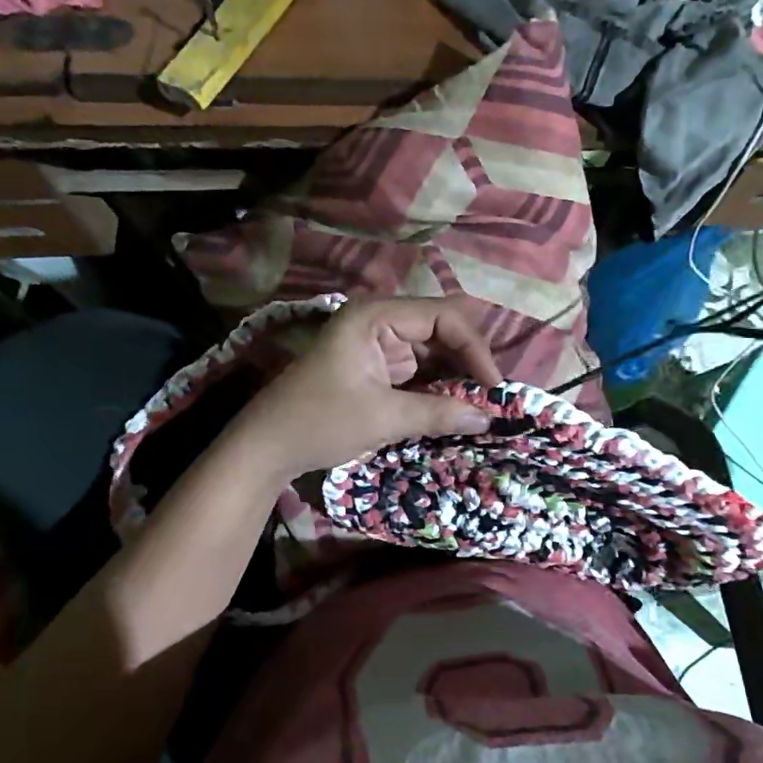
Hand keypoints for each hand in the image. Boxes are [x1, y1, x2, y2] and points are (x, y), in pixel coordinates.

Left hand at [231, 296, 501, 475]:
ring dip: (456, 378)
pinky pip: (419, 371)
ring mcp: (378, 344)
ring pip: (433, 353)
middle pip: (441, 331)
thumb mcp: (384, 417)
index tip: (494, 387)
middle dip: (468, 363)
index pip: (443, 317)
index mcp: (376, 316)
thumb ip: (439, 413)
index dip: (474, 349)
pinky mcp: (377, 368)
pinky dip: (439, 389)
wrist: (268, 446)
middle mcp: (379, 321)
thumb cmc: (320, 421)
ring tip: (482, 406)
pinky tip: (458, 408)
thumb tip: (488, 419)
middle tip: (492, 398)